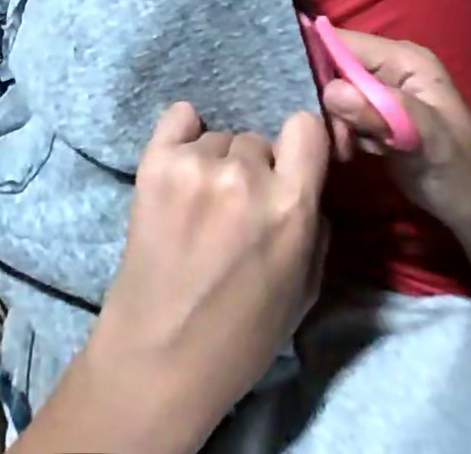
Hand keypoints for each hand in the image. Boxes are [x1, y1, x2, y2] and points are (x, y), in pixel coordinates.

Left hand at [87, 102, 329, 435]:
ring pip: (219, 137)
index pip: (307, 128)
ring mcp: (196, 165)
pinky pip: (180, 116)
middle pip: (257, 139)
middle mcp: (245, 176)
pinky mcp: (155, 162)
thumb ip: (314, 223)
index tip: (290, 167)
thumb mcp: (306, 286)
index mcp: (292, 206)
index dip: (301, 146)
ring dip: (216, 162)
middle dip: (253, 168)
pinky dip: (184, 134)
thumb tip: (307, 180)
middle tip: (234, 209)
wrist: (161, 354)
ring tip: (200, 205)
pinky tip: (181, 165)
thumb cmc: (243, 333)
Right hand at [318, 27, 470, 240]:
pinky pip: (339, 112)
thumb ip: (383, 112)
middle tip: (338, 139)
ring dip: (332, 122)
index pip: (344, 42)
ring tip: (347, 150)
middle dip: (327, 102)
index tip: (299, 94)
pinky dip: (338, 132)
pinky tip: (351, 152)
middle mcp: (389, 67)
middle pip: (333, 66)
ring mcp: (379, 90)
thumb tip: (332, 91)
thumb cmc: (461, 172)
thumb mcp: (429, 141)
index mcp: (405, 59)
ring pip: (332, 93)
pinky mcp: (372, 112)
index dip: (316, 61)